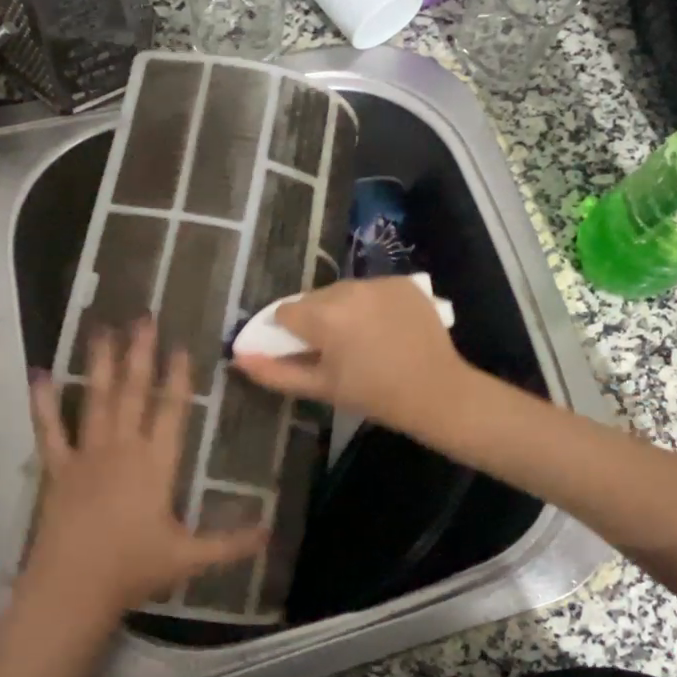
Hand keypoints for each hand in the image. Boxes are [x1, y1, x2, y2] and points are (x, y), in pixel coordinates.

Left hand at [27, 320, 266, 612]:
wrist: (74, 587)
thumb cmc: (134, 570)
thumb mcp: (190, 558)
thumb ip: (231, 543)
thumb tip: (270, 531)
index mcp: (157, 464)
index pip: (172, 410)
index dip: (179, 377)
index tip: (182, 346)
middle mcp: (123, 448)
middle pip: (134, 392)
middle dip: (140, 353)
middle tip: (142, 317)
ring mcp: (88, 454)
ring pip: (97, 400)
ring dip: (100, 363)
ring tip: (102, 329)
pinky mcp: (58, 468)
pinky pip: (50, 429)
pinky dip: (44, 402)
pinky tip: (40, 374)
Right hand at [230, 277, 471, 433]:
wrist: (437, 391)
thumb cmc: (374, 395)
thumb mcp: (321, 388)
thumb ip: (275, 372)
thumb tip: (238, 358)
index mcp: (323, 314)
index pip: (284, 312)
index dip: (288, 333)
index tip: (304, 353)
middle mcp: (348, 288)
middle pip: (314, 299)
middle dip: (316, 321)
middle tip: (335, 352)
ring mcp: (378, 282)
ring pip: (342, 292)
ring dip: (342, 310)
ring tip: (361, 340)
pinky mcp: (402, 282)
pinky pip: (371, 289)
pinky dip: (370, 304)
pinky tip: (384, 328)